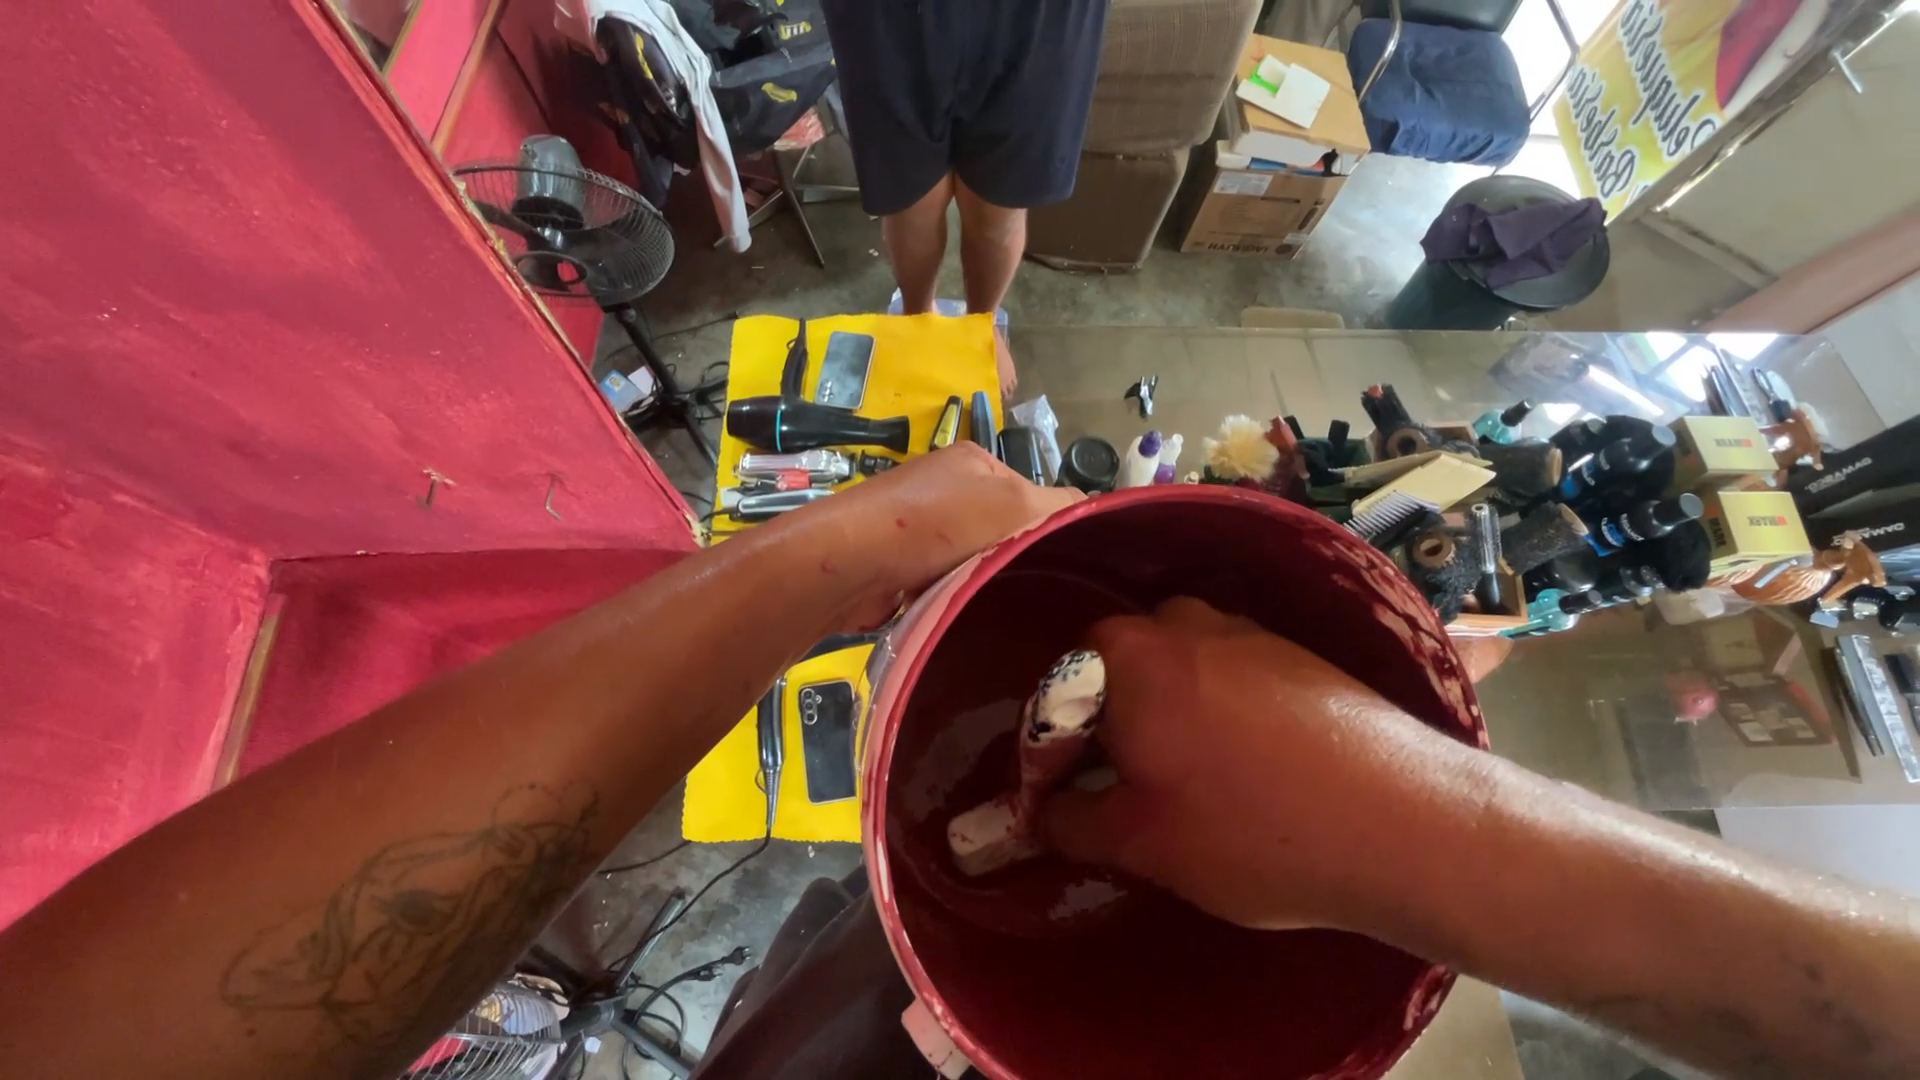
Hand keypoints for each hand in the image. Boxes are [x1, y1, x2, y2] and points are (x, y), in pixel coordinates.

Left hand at [796, 444, 1078, 626]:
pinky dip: (953, 596)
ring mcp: (918, 526)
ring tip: (998, 605)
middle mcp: (946, 487)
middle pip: (1002, 529)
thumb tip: (1096, 511)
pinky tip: (962, 611)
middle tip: (1033, 591)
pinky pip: (944, 582)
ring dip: (982, 581)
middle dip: (1014, 558)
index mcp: (975, 461)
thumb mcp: (1012, 503)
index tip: (1061, 564)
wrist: (851, 561)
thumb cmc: (935, 523)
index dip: (1048, 527)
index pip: (1033, 493)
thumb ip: (1057, 506)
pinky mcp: (899, 564)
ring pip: (973, 560)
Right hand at [1043, 597, 1482, 932]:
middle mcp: (1177, 621)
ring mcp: (1242, 629)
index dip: (1052, 750)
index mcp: (1124, 654)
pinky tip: (1245, 763)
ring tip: (1189, 777)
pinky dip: (1213, 709)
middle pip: (1113, 670)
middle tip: (1127, 787)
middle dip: (1108, 725)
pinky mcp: (1291, 650)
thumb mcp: (1140, 842)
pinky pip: (1224, 673)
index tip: (1065, 797)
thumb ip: (1068, 821)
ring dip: (1163, 714)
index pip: (1054, 692)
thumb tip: (1039, 812)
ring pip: (1172, 668)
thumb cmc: (1250, 829)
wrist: (1407, 823)